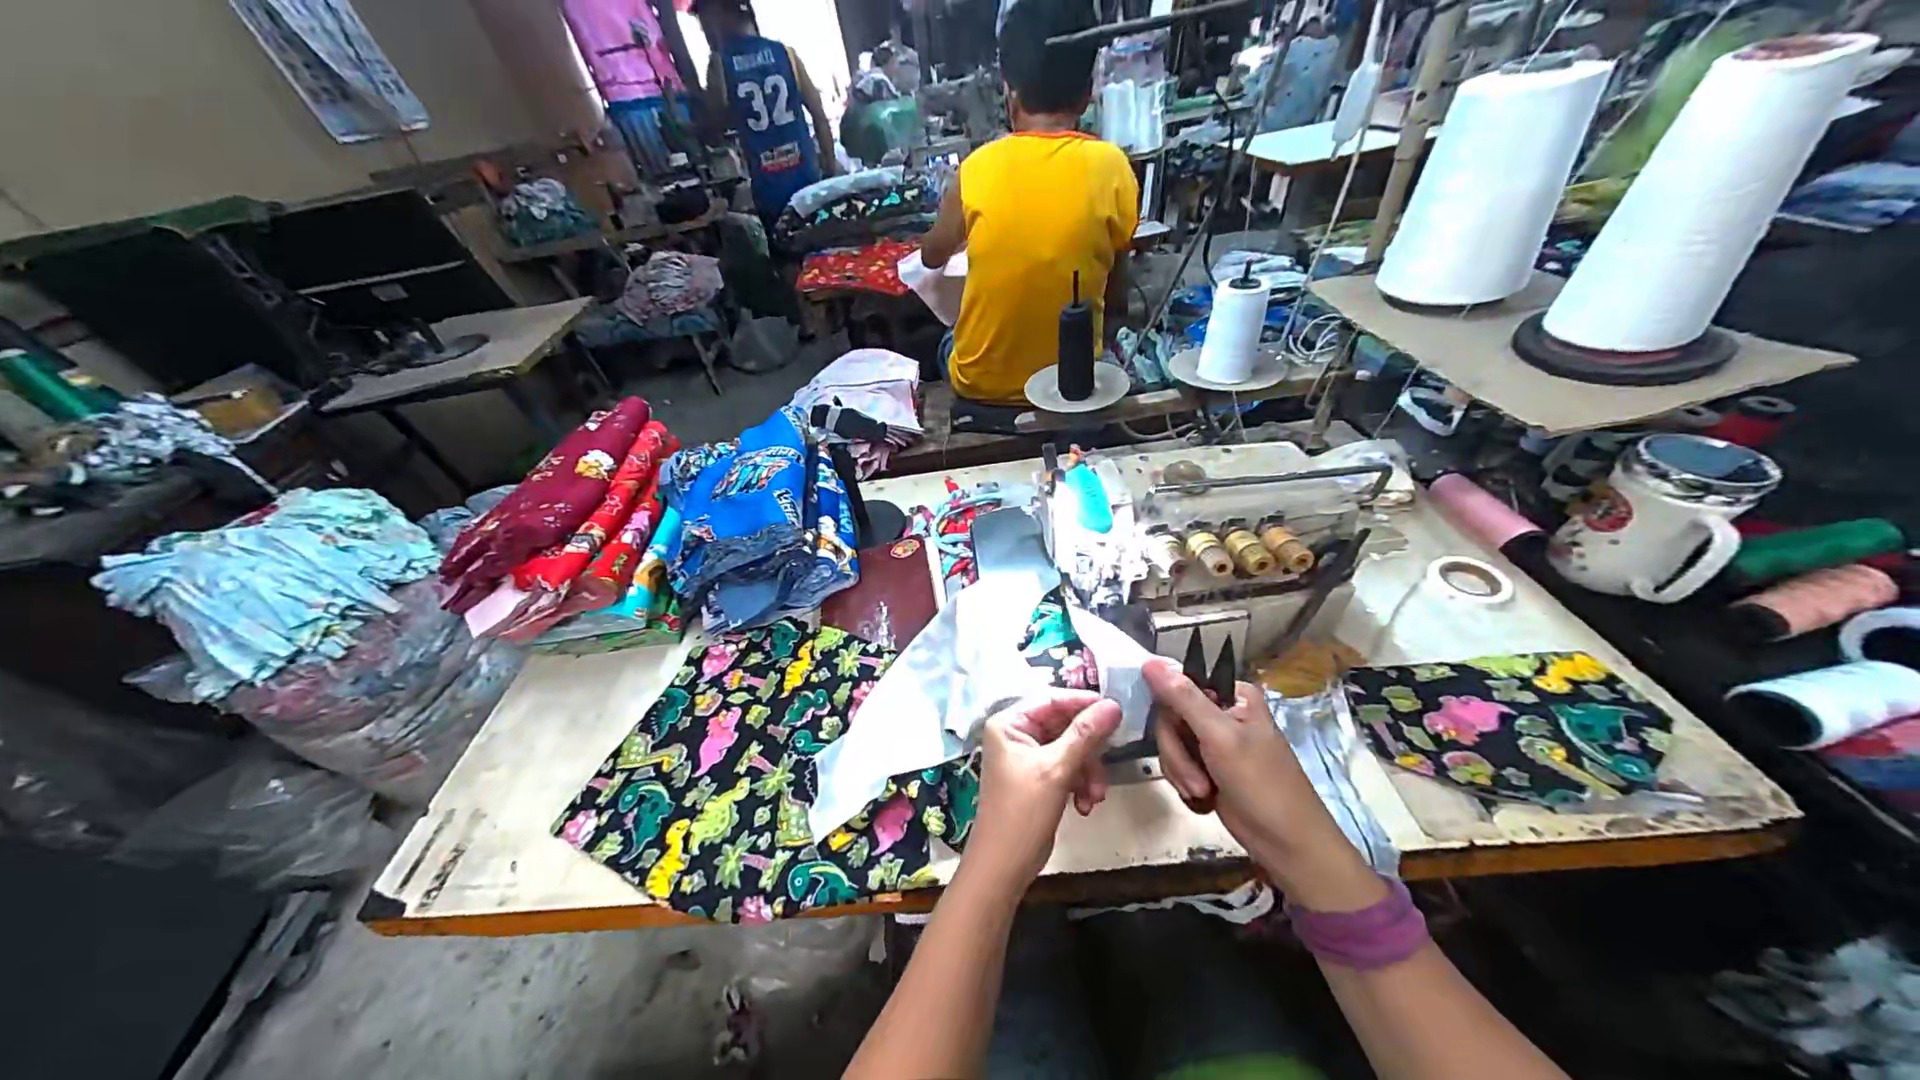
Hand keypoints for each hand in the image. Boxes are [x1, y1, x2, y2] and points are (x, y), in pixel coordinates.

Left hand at [966, 691, 1120, 892]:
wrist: (1004, 866)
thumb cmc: (1022, 813)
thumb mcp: (1057, 770)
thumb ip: (1085, 735)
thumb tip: (1113, 704)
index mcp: (1009, 723)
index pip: (1052, 699)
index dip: (1083, 703)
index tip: (1116, 709)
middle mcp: (1016, 734)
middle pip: (1064, 725)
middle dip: (1088, 750)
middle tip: (1108, 760)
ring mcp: (1027, 757)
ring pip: (1071, 749)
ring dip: (1088, 772)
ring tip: (1095, 796)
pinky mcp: (1039, 778)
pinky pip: (1068, 768)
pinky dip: (1080, 784)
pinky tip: (1085, 805)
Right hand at [1143, 658, 1384, 911]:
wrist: (1287, 844)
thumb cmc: (1262, 785)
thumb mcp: (1220, 736)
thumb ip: (1183, 698)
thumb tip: (1151, 661)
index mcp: (1232, 694)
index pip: (1178, 684)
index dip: (1168, 710)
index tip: (1176, 735)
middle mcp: (1221, 712)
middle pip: (1169, 718)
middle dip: (1177, 753)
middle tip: (1197, 778)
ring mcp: (1213, 742)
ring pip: (1169, 744)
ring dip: (1181, 772)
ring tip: (1205, 791)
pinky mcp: (1207, 767)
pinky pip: (1176, 765)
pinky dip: (1185, 784)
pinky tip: (1205, 798)